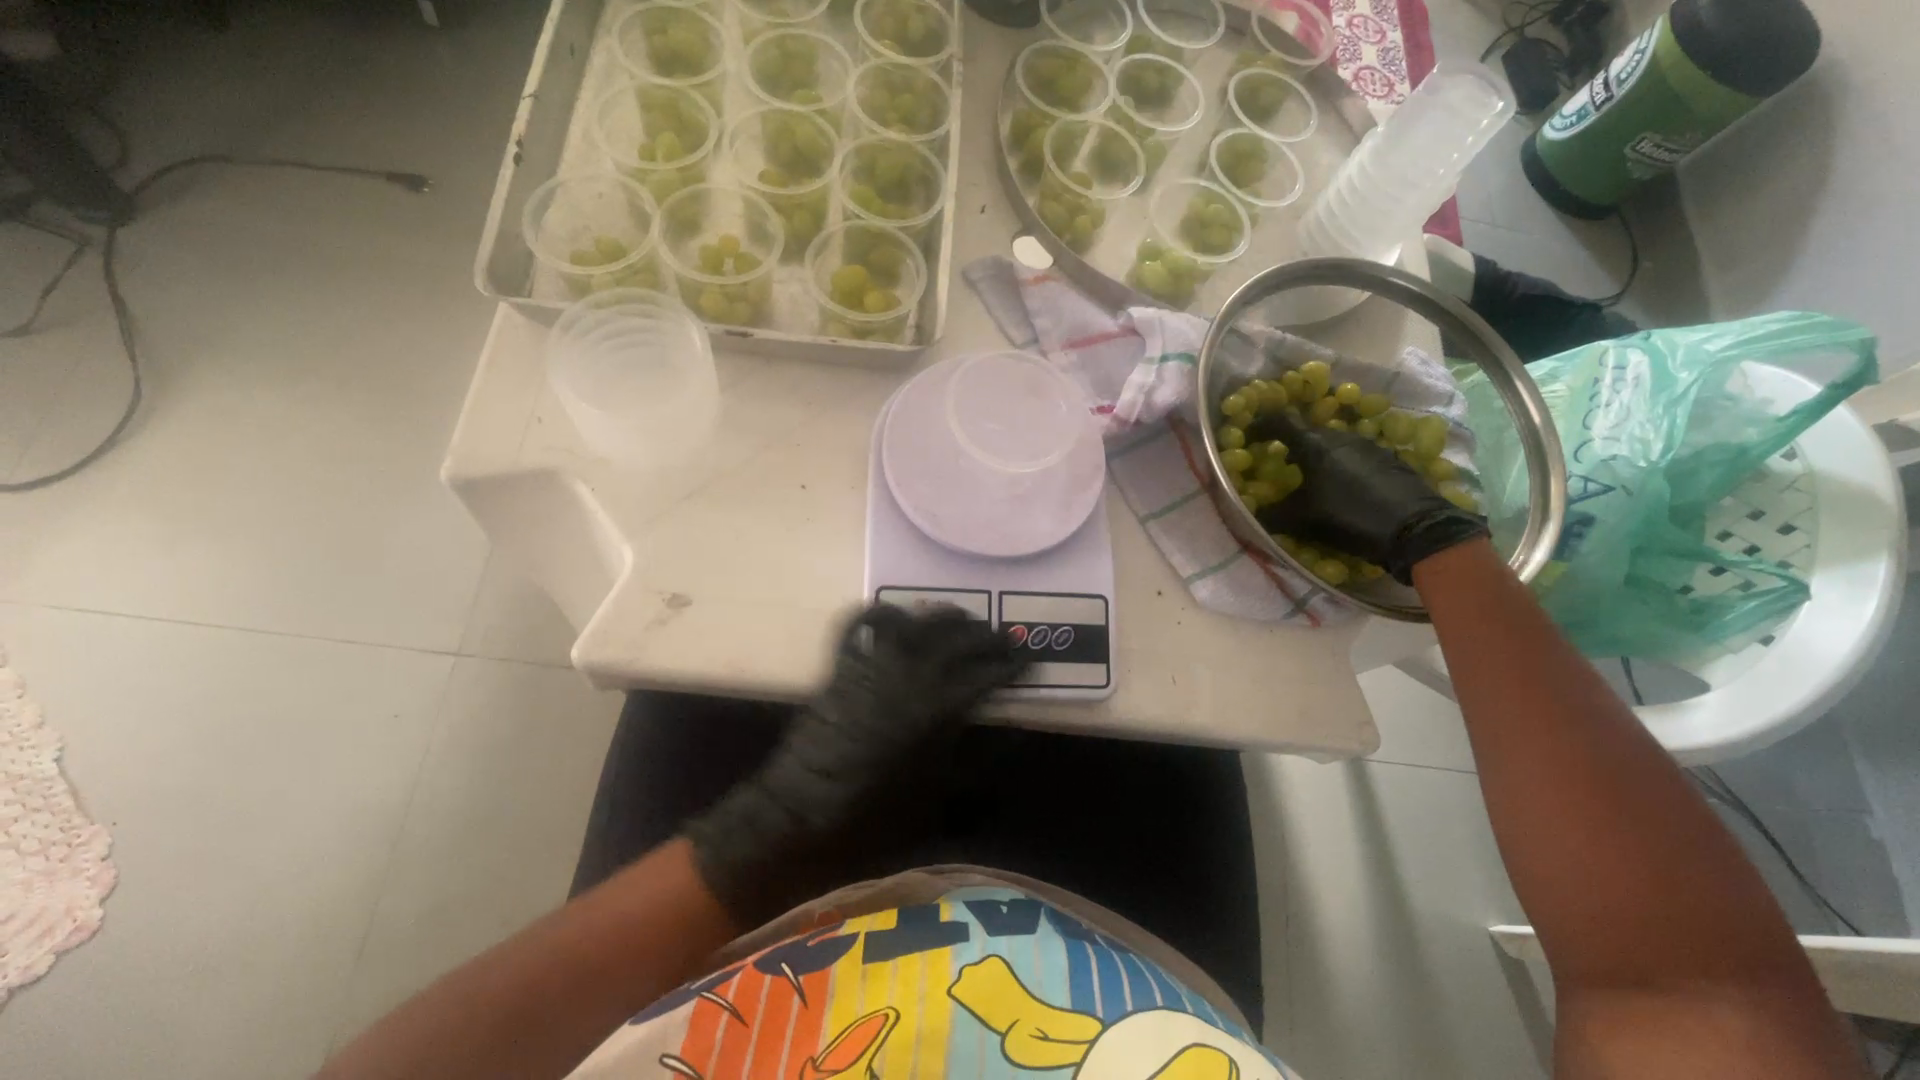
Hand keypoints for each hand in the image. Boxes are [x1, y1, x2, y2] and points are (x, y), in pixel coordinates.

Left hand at [684, 604, 1027, 926]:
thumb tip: (1011, 736)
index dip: (1012, 665)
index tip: (1028, 661)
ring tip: (963, 622)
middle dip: (989, 636)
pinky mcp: (846, 662)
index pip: (988, 672)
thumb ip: (978, 760)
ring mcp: (876, 661)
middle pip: (960, 638)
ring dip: (947, 618)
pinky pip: (863, 623)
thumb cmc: (874, 806)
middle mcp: (911, 672)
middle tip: (1005, 640)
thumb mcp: (938, 790)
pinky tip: (897, 615)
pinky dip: (882, 613)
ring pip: (920, 619)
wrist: (803, 803)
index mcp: (938, 705)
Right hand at [1244, 409, 1487, 582]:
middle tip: (1281, 463)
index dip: (1261, 425)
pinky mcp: (1390, 459)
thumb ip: (1272, 514)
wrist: (1416, 529)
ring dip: (1319, 456)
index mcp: (1315, 445)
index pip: (1281, 421)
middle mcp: (1341, 437)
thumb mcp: (1302, 521)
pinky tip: (1345, 488)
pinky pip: (1356, 456)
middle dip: (1291, 444)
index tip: (1249, 436)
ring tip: (1312, 478)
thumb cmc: (1349, 518)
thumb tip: (1250, 512)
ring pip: (1334, 444)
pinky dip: (1342, 466)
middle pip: (1309, 432)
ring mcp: (1370, 446)